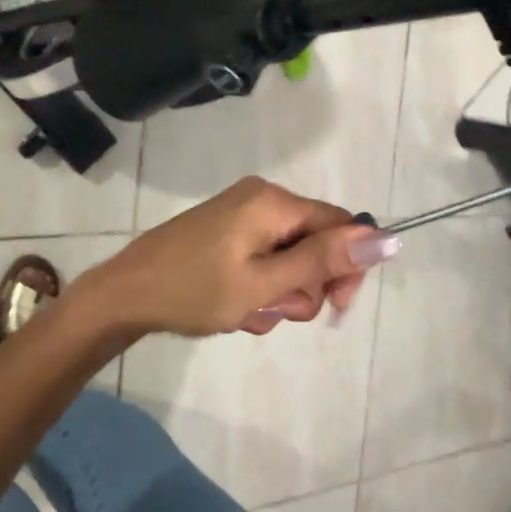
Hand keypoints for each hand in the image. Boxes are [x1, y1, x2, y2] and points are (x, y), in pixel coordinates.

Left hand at [75, 176, 399, 337]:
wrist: (123, 296)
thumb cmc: (192, 291)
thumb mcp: (264, 285)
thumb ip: (323, 261)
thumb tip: (387, 238)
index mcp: (273, 201)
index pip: (341, 226)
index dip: (347, 268)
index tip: (335, 309)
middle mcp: (261, 198)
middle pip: (316, 243)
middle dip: (304, 286)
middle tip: (272, 310)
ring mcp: (241, 214)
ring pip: (290, 258)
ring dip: (279, 293)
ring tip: (247, 313)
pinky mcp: (226, 232)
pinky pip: (264, 259)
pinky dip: (259, 286)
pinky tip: (235, 308)